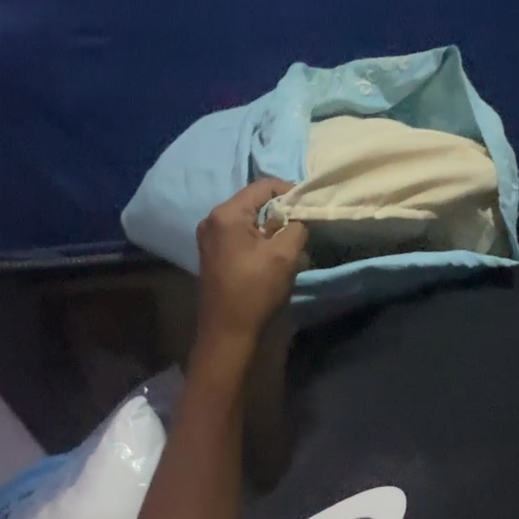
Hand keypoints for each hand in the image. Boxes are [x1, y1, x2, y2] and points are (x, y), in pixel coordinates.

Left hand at [194, 178, 309, 347]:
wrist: (228, 333)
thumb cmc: (256, 291)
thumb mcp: (285, 255)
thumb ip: (297, 226)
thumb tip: (299, 216)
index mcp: (227, 213)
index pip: (263, 185)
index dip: (290, 191)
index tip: (309, 206)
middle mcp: (212, 219)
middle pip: (254, 202)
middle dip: (280, 211)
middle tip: (302, 226)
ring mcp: (209, 238)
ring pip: (247, 220)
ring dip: (270, 227)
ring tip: (290, 244)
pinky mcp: (212, 254)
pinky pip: (239, 235)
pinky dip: (257, 239)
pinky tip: (271, 256)